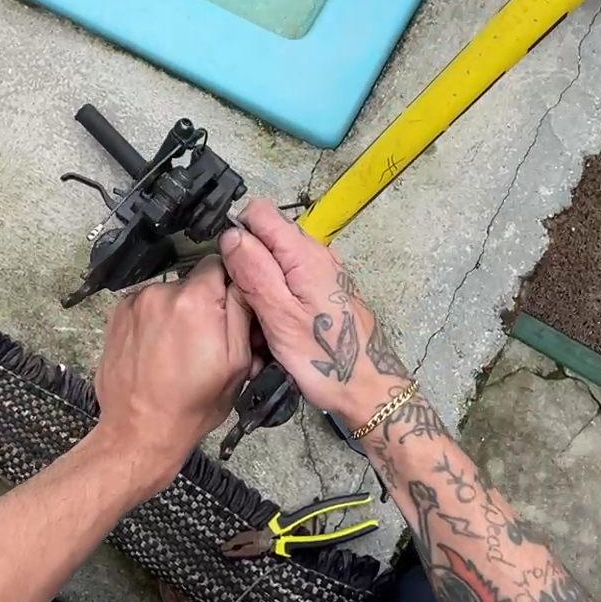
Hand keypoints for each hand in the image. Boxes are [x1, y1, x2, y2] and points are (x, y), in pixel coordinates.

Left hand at [93, 256, 253, 495]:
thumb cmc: (190, 405)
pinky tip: (159, 350)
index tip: (231, 309)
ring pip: (171, 294)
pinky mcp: (118, 314)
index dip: (230, 286)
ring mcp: (136, 302)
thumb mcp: (237, 362)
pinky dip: (155, 321)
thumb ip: (243, 312)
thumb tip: (244, 278)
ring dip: (178, 313)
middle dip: (205, 304)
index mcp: (196, 300)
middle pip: (195, 281)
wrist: (139, 430)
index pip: (220, 263)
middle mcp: (162, 293)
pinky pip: (147, 306)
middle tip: (207, 340)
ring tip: (180, 350)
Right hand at [218, 199, 408, 424]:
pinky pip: (289, 279)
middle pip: (267, 235)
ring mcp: (323, 271)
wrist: (369, 389)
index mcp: (305, 255)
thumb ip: (254, 272)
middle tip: (247, 302)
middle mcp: (318, 255)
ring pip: (276, 258)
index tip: (231, 267)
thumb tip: (231, 236)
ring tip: (262, 318)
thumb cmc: (327, 360)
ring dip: (261, 282)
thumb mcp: (279, 317)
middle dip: (247, 261)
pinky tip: (277, 323)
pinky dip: (277, 295)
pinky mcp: (325, 289)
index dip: (237, 234)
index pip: (259, 212)